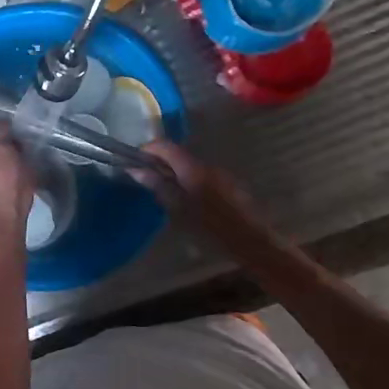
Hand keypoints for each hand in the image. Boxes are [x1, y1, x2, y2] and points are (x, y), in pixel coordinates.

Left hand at [0, 126, 34, 224]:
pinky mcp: (8, 174)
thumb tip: (0, 120)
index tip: (12, 122)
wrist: (12, 206)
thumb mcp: (2, 147)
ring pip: (8, 148)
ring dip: (17, 145)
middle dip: (9, 135)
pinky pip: (15, 159)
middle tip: (22, 132)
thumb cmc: (4, 176)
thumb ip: (0, 130)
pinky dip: (22, 155)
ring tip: (28, 141)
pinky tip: (30, 153)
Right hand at [131, 141, 260, 233]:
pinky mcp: (228, 185)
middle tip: (146, 181)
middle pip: (178, 155)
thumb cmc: (213, 229)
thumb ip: (159, 187)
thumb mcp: (180, 210)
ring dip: (174, 173)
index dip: (148, 149)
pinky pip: (201, 176)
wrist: (253, 242)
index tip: (135, 161)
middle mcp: (207, 165)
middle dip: (160, 163)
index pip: (166, 146)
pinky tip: (187, 202)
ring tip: (165, 194)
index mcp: (193, 169)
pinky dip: (188, 181)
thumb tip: (137, 170)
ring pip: (190, 166)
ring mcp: (220, 174)